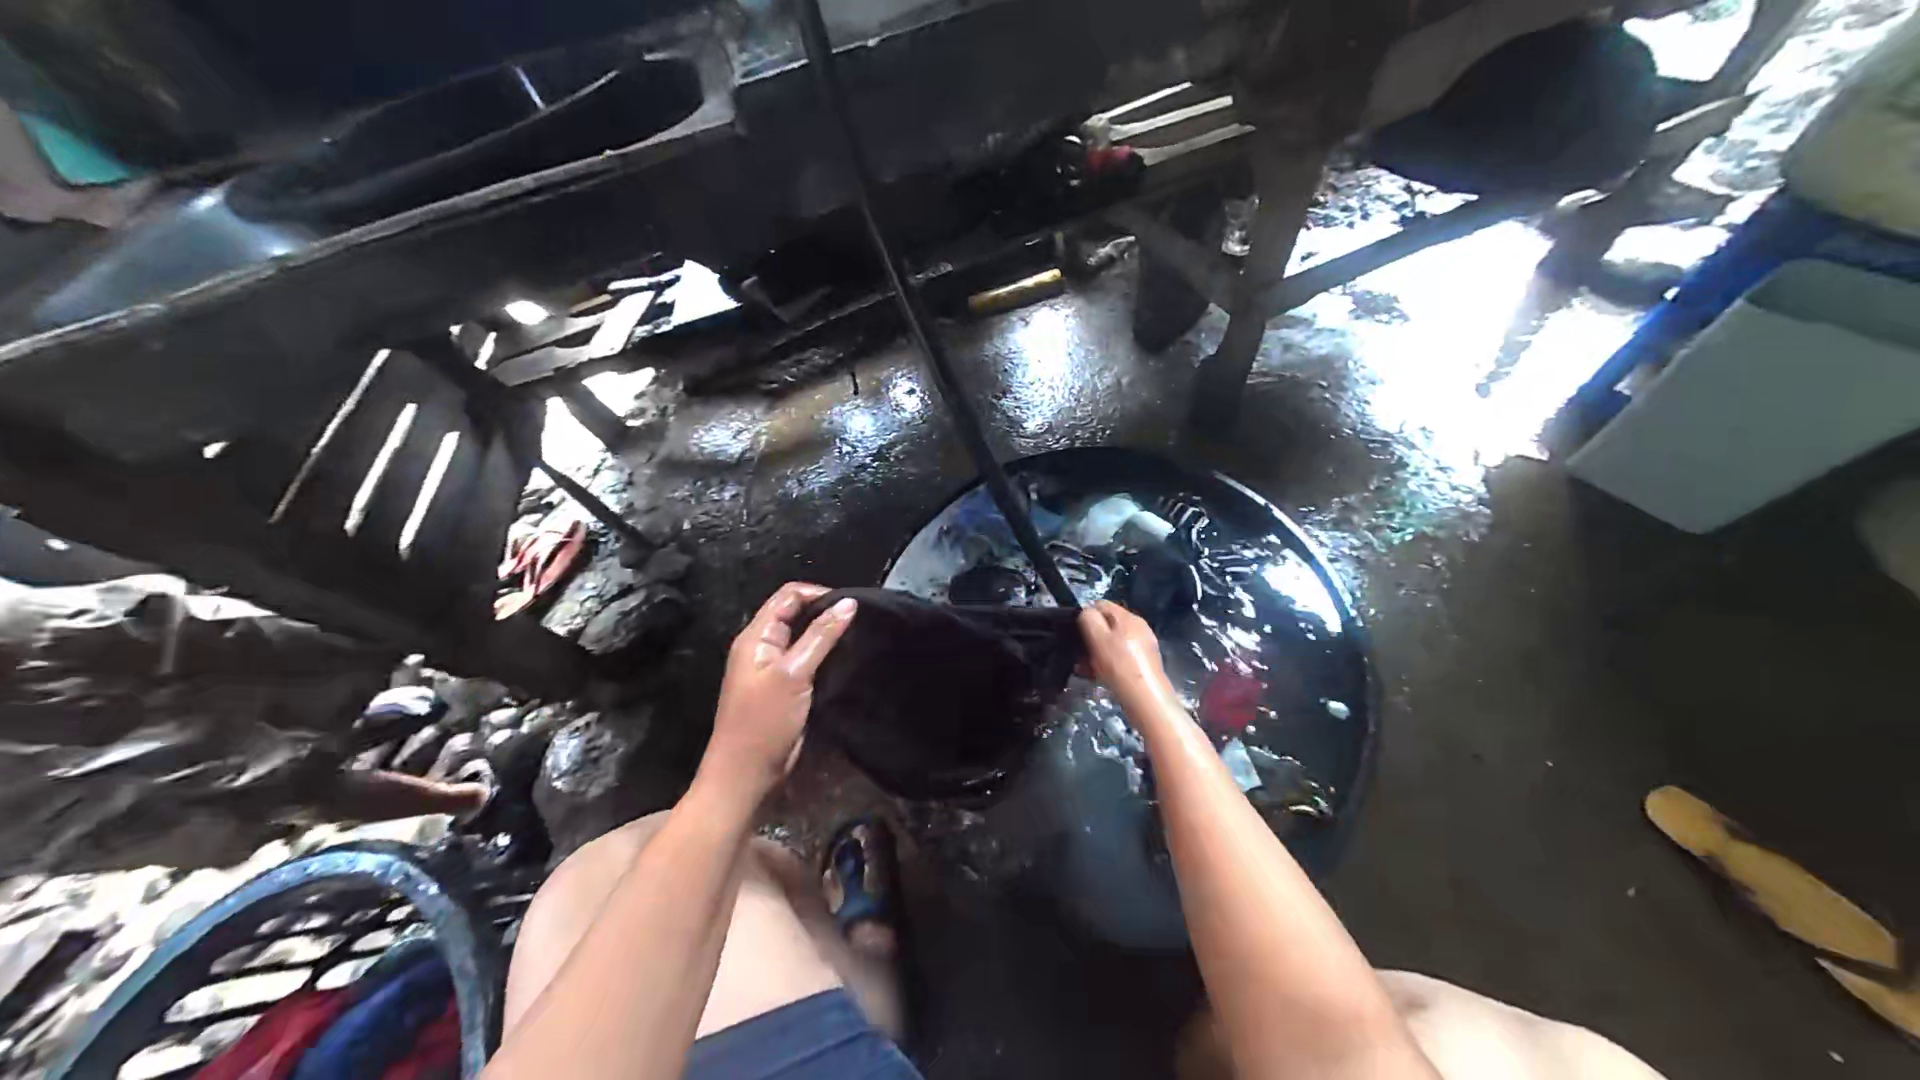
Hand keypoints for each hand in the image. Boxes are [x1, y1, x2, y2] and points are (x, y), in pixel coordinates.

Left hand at [698, 583, 856, 805]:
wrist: (746, 774)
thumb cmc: (763, 722)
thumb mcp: (794, 674)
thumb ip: (821, 636)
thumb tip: (848, 603)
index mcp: (756, 637)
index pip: (788, 596)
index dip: (818, 594)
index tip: (850, 605)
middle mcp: (764, 647)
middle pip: (796, 614)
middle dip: (826, 612)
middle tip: (860, 620)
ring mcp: (774, 669)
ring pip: (805, 638)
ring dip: (828, 635)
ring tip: (859, 637)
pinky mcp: (787, 689)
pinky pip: (809, 661)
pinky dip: (827, 656)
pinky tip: (847, 660)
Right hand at [1078, 601, 1181, 720]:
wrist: (1146, 699)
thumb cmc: (1119, 666)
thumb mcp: (1098, 638)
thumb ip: (1088, 619)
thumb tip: (1086, 612)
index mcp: (1129, 617)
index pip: (1101, 604)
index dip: (1085, 617)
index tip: (1077, 635)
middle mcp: (1138, 627)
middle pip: (1107, 625)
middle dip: (1091, 639)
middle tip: (1081, 656)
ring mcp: (1143, 646)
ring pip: (1112, 643)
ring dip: (1096, 653)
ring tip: (1086, 669)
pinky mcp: (1143, 663)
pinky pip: (1120, 657)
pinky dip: (1107, 664)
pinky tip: (1099, 676)